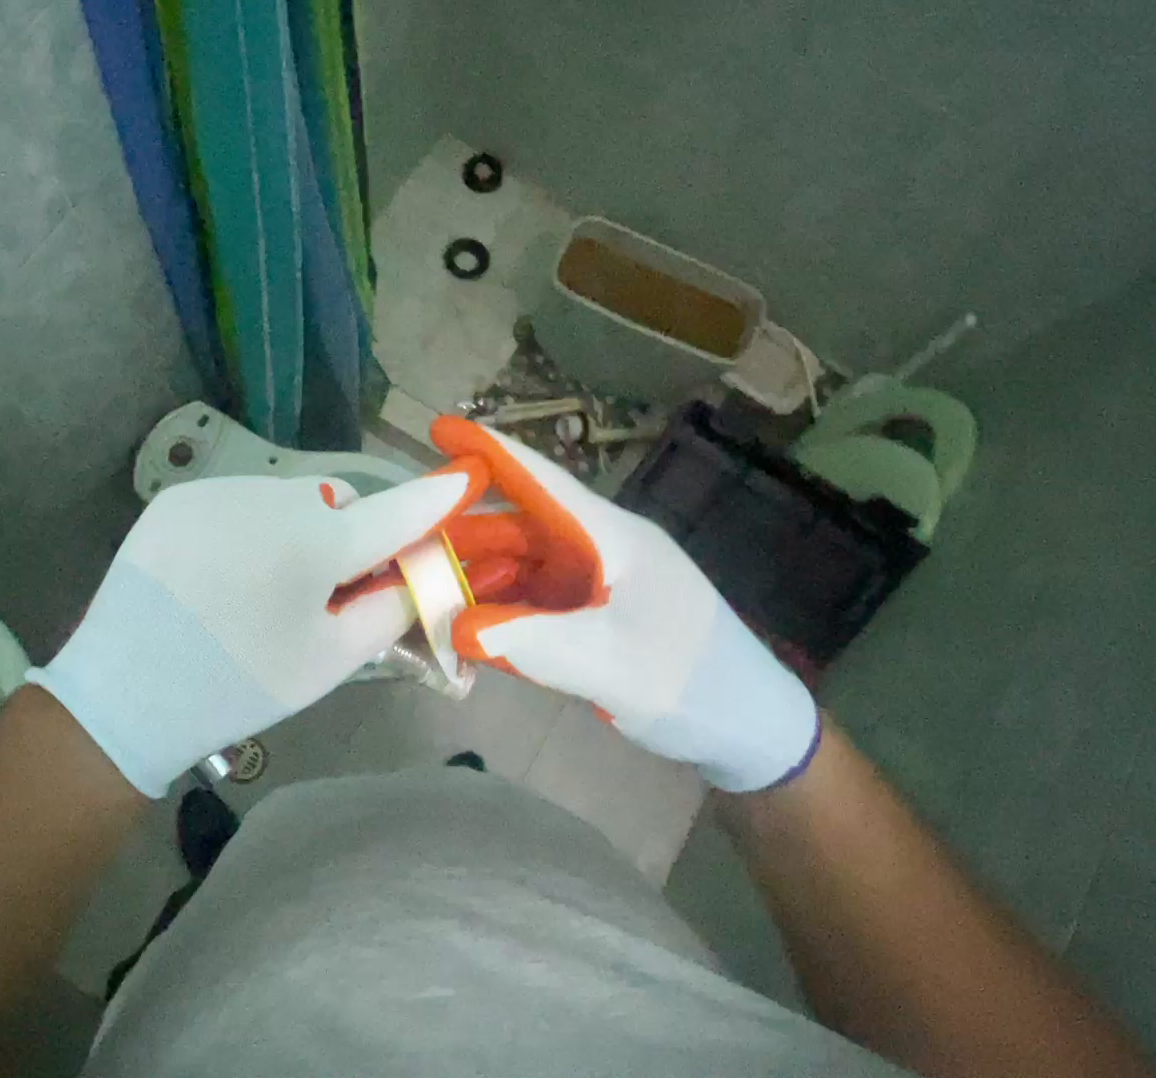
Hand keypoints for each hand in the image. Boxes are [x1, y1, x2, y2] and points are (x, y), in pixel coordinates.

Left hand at [27, 464, 486, 796]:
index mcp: (312, 544)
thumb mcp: (330, 661)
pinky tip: (228, 570)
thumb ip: (390, 608)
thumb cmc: (238, 685)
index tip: (464, 479)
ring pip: (289, 498)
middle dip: (348, 535)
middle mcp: (268, 499)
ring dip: (299, 527)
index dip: (433, 499)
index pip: (393, 512)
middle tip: (328, 588)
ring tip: (267, 584)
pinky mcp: (177, 498)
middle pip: (338, 503)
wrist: (124, 694)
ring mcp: (216, 492)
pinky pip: (241, 499)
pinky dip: (254, 525)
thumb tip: (422, 570)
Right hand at [434, 417, 816, 791]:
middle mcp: (599, 552)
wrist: (750, 729)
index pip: (541, 482)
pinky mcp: (595, 619)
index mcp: (612, 539)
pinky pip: (535, 606)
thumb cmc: (694, 683)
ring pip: (522, 570)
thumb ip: (533, 643)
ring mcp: (597, 587)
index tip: (437, 427)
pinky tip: (469, 632)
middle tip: (405, 546)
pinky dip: (500, 614)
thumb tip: (455, 627)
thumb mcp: (613, 664)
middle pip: (519, 529)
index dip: (490, 452)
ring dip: (478, 580)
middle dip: (463, 533)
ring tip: (426, 593)